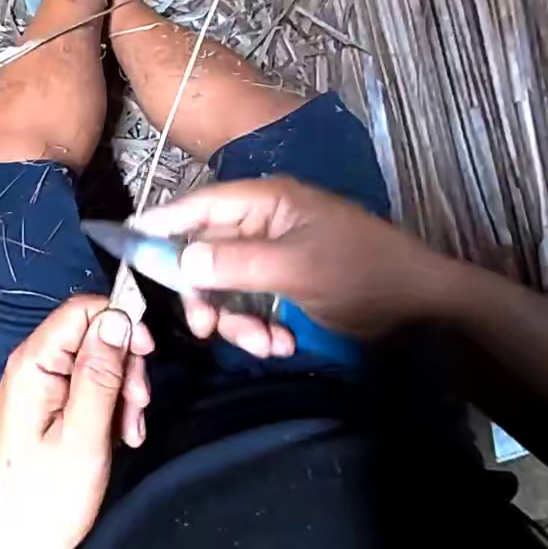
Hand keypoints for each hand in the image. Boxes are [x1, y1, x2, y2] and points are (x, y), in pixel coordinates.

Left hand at [0, 295, 154, 548]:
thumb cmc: (43, 501)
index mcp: (34, 364)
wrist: (14, 548)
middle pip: (94, 332)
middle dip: (125, 363)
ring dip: (124, 388)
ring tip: (129, 430)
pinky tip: (120, 434)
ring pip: (99, 358)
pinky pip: (92, 383)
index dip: (121, 320)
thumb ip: (101, 374)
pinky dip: (113, 404)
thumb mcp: (83, 436)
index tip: (147, 351)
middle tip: (137, 406)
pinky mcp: (51, 401)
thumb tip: (119, 318)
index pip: (82, 309)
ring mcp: (42, 383)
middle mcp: (35, 364)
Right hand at [129, 177, 453, 352]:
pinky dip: (257, 326)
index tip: (127, 240)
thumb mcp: (298, 268)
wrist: (420, 306)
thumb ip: (238, 263)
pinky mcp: (282, 280)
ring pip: (226, 283)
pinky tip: (281, 344)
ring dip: (236, 319)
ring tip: (265, 346)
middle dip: (205, 292)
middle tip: (205, 327)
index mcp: (268, 202)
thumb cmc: (362, 274)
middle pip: (208, 250)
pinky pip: (249, 301)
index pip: (202, 204)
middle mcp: (264, 221)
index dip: (163, 221)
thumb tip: (183, 259)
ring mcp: (273, 252)